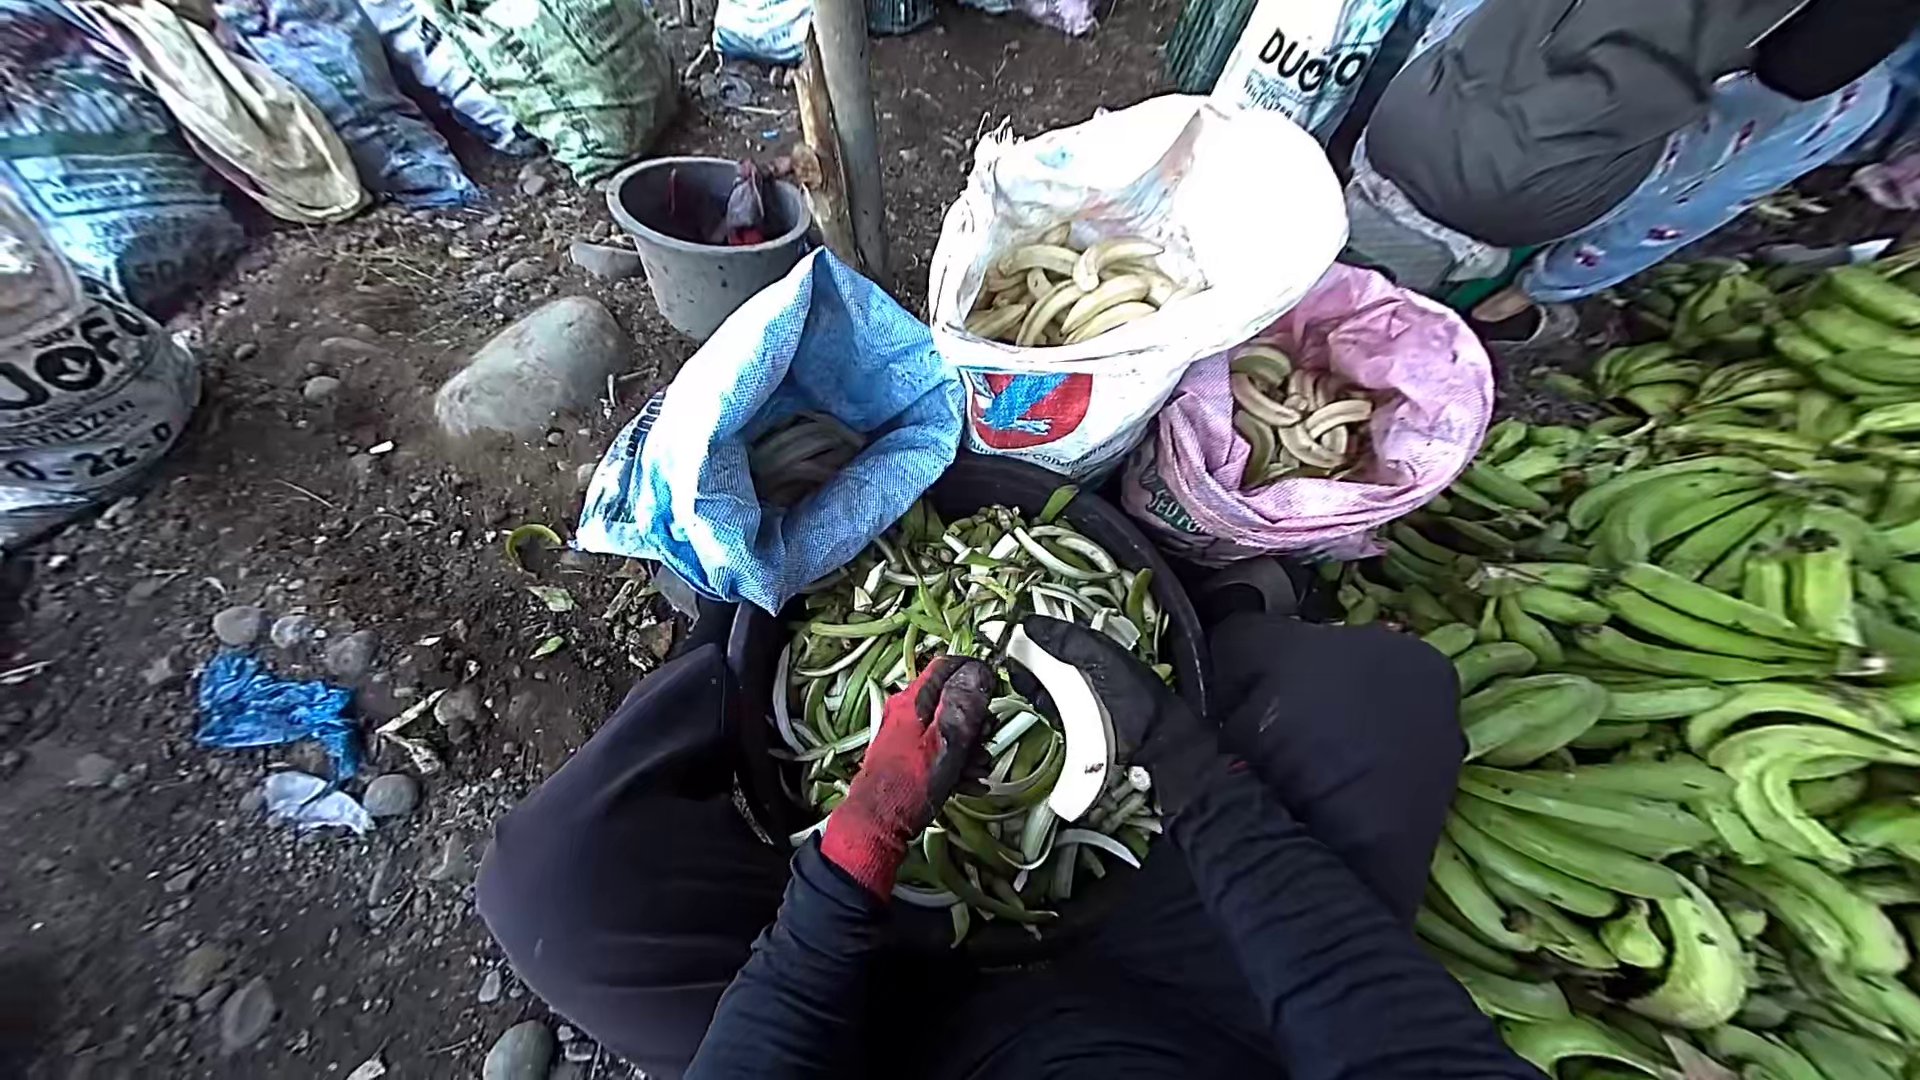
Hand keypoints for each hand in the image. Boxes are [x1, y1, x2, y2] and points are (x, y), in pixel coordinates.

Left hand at [821, 656, 991, 895]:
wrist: (876, 825)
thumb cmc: (910, 785)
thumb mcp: (947, 740)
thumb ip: (964, 704)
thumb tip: (979, 670)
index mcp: (914, 698)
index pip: (948, 665)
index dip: (975, 673)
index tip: (994, 691)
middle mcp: (906, 709)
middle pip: (951, 697)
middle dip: (975, 719)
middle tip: (987, 739)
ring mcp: (904, 732)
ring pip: (947, 725)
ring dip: (969, 744)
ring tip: (979, 768)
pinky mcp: (905, 754)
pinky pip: (938, 746)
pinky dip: (955, 760)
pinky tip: (967, 781)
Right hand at [1019, 615, 1224, 814]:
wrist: (1153, 741)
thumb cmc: (1133, 693)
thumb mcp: (1101, 657)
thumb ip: (1068, 640)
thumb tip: (1030, 623)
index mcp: (1091, 648)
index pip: (1055, 634)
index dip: (1034, 633)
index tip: (1013, 632)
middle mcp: (1080, 669)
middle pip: (1044, 659)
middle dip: (1026, 657)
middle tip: (1010, 656)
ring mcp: (1075, 695)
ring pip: (1041, 683)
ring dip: (1028, 679)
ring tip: (1018, 674)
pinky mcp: (1069, 719)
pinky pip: (1046, 706)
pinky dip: (1037, 701)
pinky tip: (1033, 696)